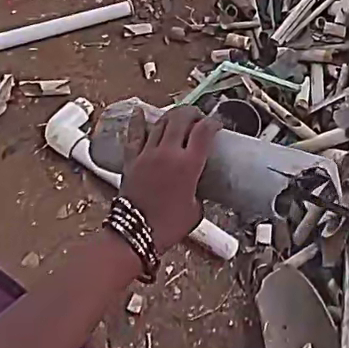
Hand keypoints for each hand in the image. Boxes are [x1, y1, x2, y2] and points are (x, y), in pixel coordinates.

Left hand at [120, 105, 215, 247]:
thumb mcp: (195, 210)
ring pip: (161, 122)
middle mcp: (169, 153)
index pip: (204, 131)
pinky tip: (140, 112)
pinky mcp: (131, 160)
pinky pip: (135, 135)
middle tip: (198, 117)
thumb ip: (198, 191)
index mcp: (188, 165)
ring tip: (178, 116)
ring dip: (172, 115)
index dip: (213, 122)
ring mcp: (148, 154)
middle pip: (181, 118)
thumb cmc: (167, 227)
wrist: (134, 235)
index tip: (217, 124)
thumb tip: (196, 188)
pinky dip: (138, 121)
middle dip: (192, 113)